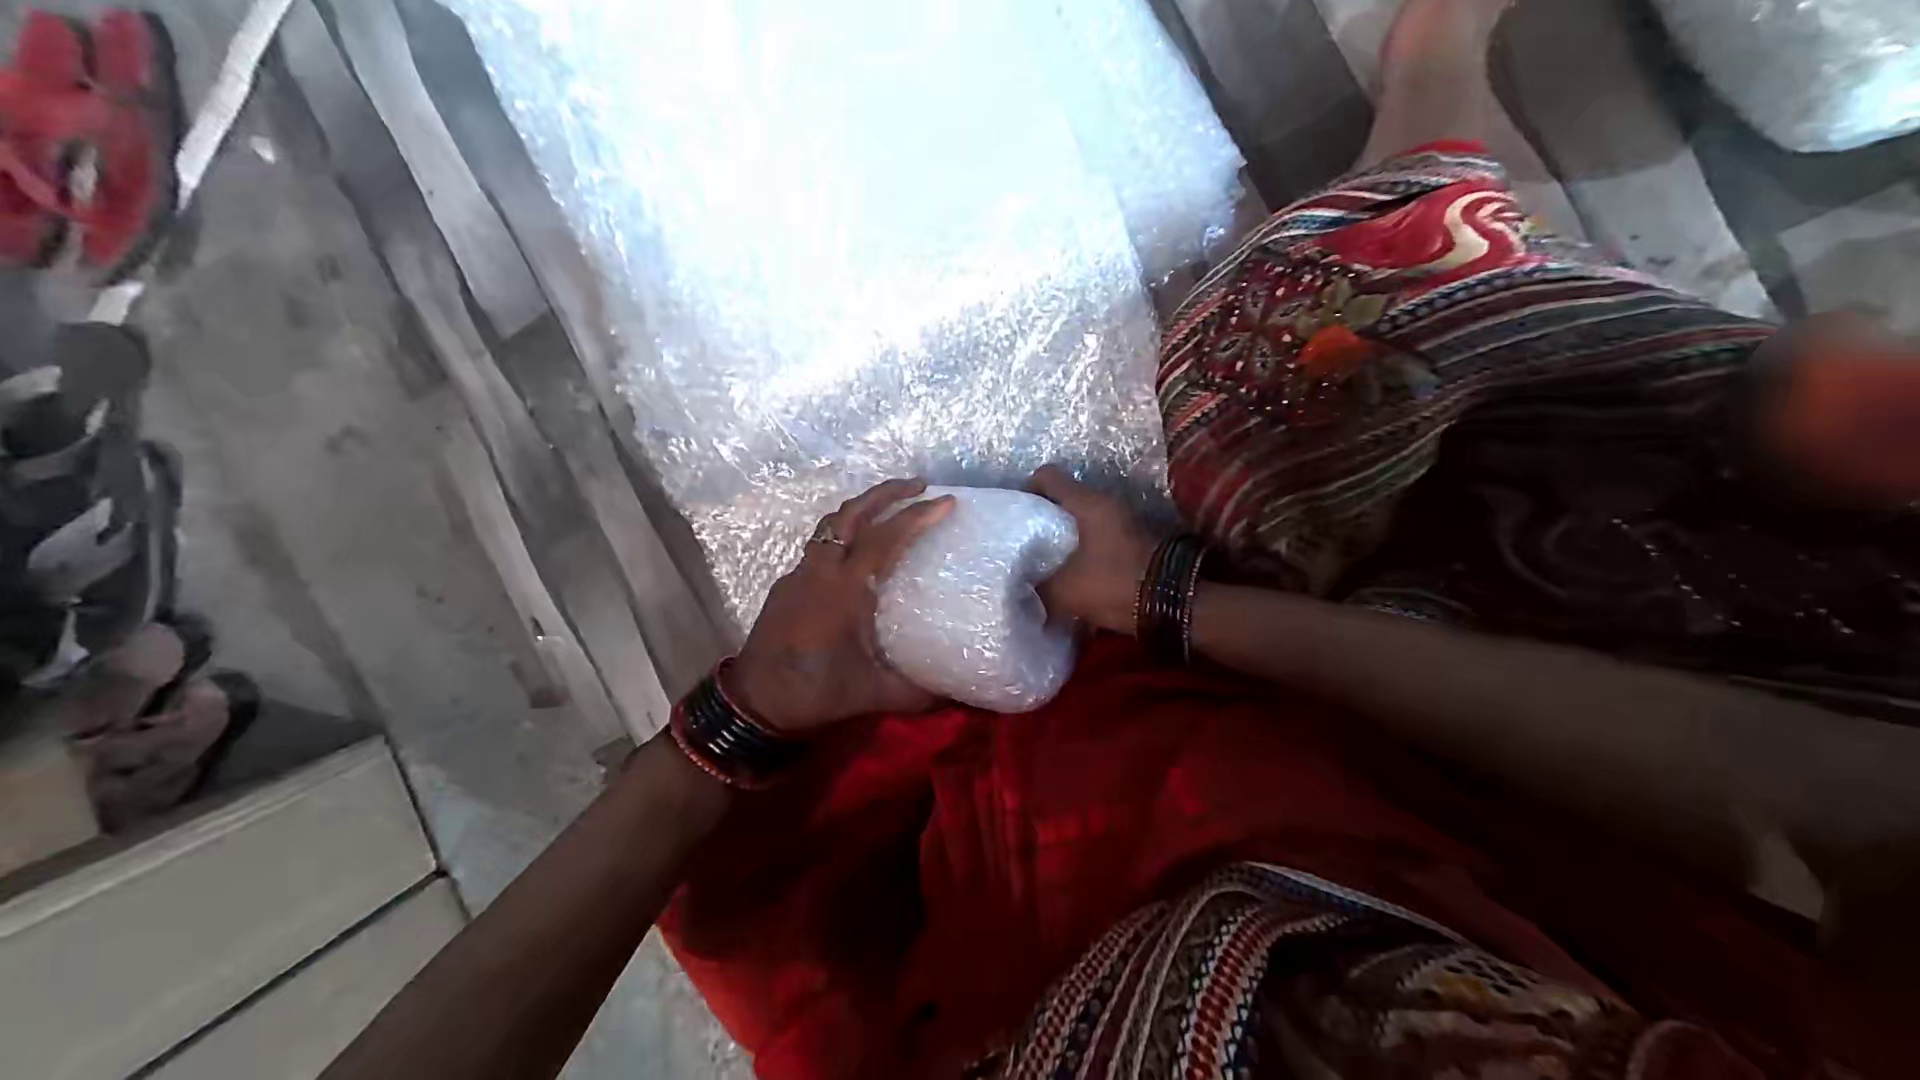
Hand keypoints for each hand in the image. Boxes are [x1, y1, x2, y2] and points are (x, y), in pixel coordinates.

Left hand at [728, 479, 956, 734]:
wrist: (754, 701)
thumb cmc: (815, 692)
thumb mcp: (873, 694)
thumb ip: (918, 693)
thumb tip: (958, 694)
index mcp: (844, 588)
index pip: (886, 538)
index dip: (917, 516)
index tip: (946, 502)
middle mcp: (820, 570)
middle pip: (852, 513)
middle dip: (886, 492)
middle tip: (919, 485)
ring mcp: (799, 574)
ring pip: (831, 524)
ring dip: (862, 508)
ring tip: (890, 507)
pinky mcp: (788, 584)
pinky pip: (819, 545)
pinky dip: (843, 534)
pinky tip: (856, 551)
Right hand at [1025, 465, 1156, 634]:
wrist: (1173, 604)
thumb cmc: (1114, 584)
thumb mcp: (1065, 591)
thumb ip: (1038, 588)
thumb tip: (1023, 591)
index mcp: (1087, 503)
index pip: (1047, 476)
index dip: (1025, 490)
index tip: (1014, 515)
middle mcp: (1107, 504)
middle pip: (1064, 499)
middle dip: (1042, 519)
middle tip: (1024, 543)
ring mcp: (1123, 522)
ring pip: (1082, 520)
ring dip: (1064, 537)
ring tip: (1045, 561)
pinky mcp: (1133, 542)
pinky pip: (1097, 537)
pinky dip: (1082, 550)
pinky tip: (1070, 574)